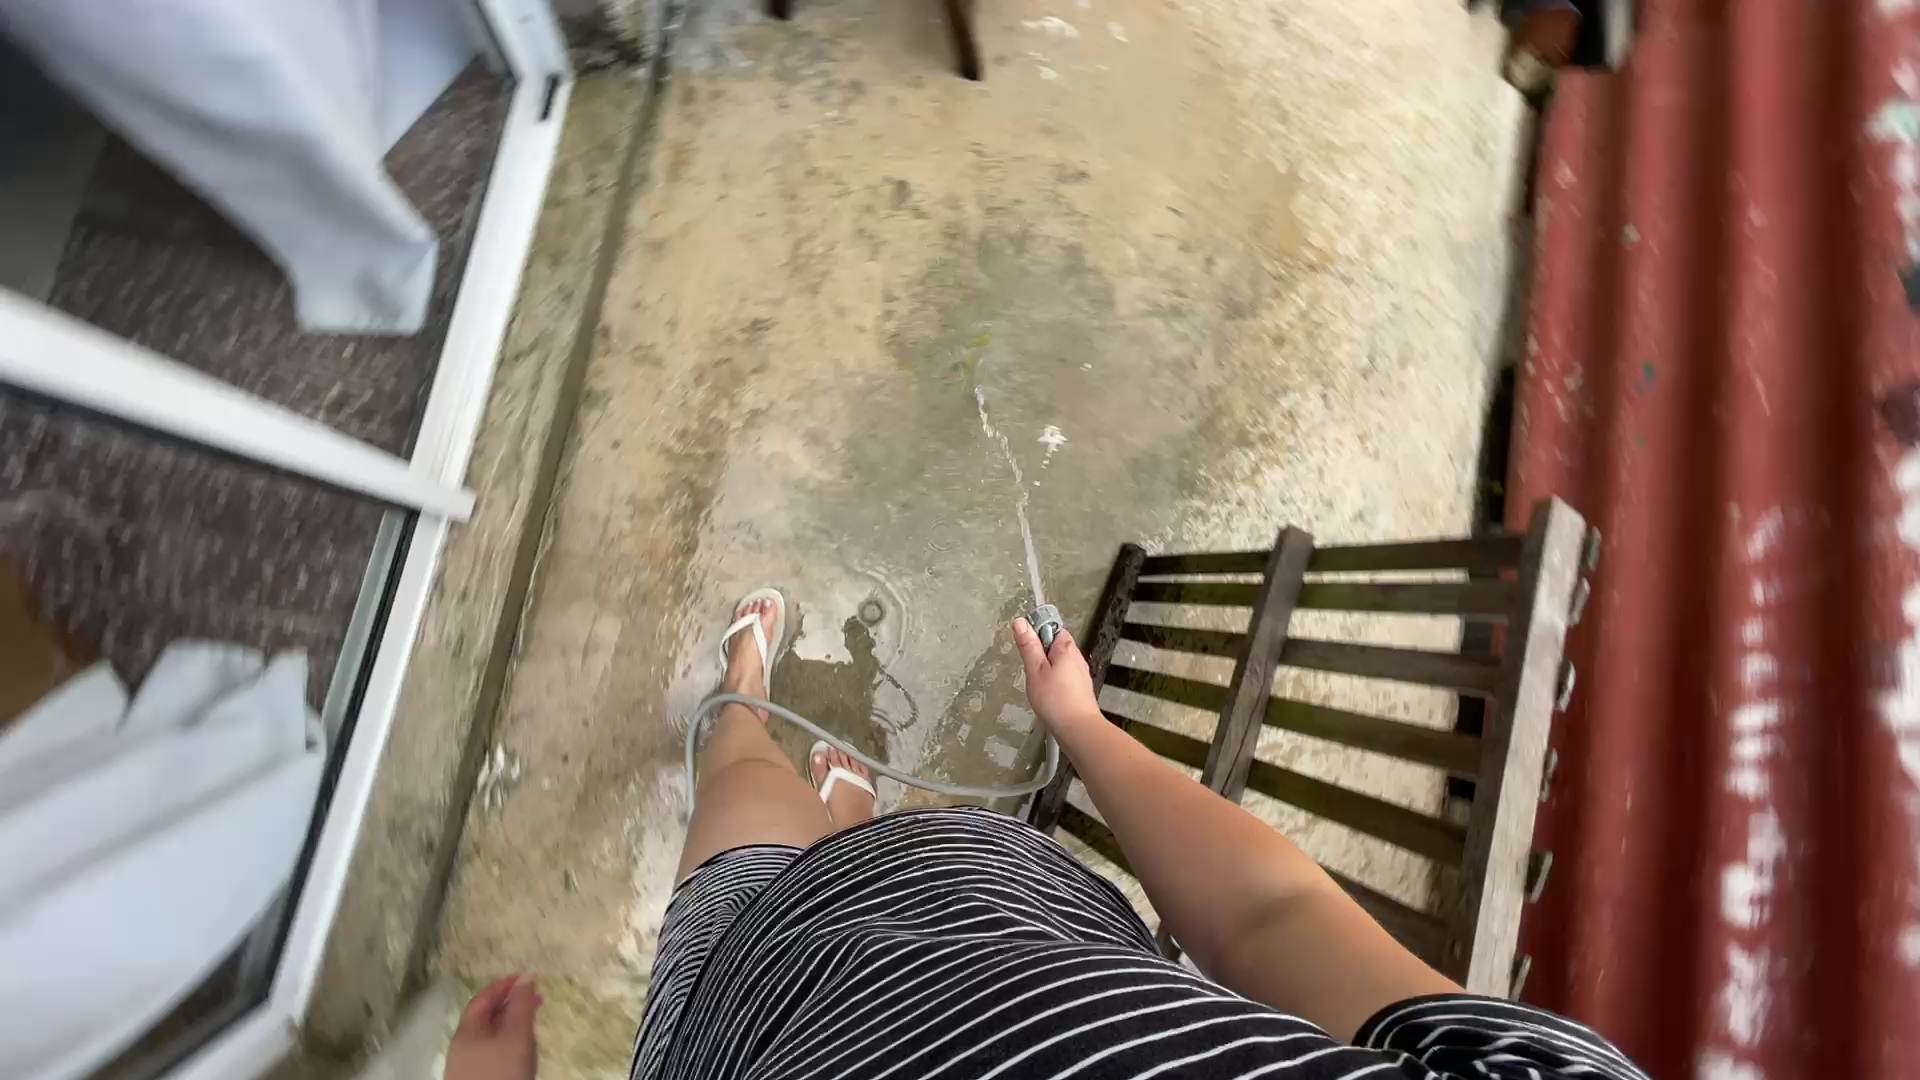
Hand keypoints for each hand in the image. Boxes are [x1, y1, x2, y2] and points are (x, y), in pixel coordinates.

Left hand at [446, 974, 540, 1079]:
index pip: (482, 998)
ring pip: (487, 1033)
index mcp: (467, 1031)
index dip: (504, 984)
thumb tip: (526, 976)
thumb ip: (521, 1003)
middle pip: (483, 1015)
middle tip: (535, 995)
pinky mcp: (473, 1078)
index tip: (529, 977)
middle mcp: (461, 1046)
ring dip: (510, 1020)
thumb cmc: (502, 1070)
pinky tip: (520, 1045)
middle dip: (509, 1001)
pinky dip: (506, 1037)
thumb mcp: (517, 1033)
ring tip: (532, 1018)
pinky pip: (489, 1048)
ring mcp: (464, 1065)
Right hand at [1012, 617, 1100, 732]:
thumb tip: (1021, 622)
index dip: (1038, 633)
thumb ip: (1029, 646)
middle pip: (1056, 646)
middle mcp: (1077, 657)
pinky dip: (1055, 682)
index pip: (1053, 628)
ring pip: (1060, 662)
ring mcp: (1081, 674)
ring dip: (1048, 669)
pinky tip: (1048, 695)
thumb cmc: (1055, 700)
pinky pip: (1065, 677)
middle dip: (1041, 654)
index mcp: (1066, 648)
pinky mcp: (1081, 689)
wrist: (1078, 729)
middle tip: (1031, 670)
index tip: (1027, 647)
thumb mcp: (1035, 670)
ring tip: (1039, 685)